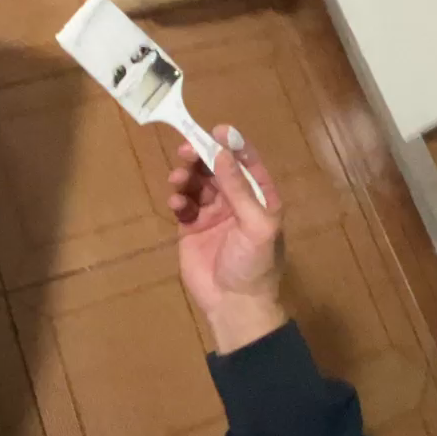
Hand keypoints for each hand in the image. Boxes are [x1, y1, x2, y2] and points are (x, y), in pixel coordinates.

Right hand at [166, 126, 286, 353]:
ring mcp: (213, 214)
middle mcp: (236, 201)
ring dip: (187, 176)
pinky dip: (178, 199)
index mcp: (260, 198)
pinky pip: (183, 204)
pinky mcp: (192, 228)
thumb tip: (221, 152)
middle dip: (202, 156)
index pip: (246, 163)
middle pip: (217, 168)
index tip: (217, 130)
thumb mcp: (255, 224)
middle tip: (186, 150)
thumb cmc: (253, 264)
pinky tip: (176, 204)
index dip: (232, 145)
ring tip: (178, 179)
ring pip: (197, 183)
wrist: (234, 305)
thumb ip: (238, 188)